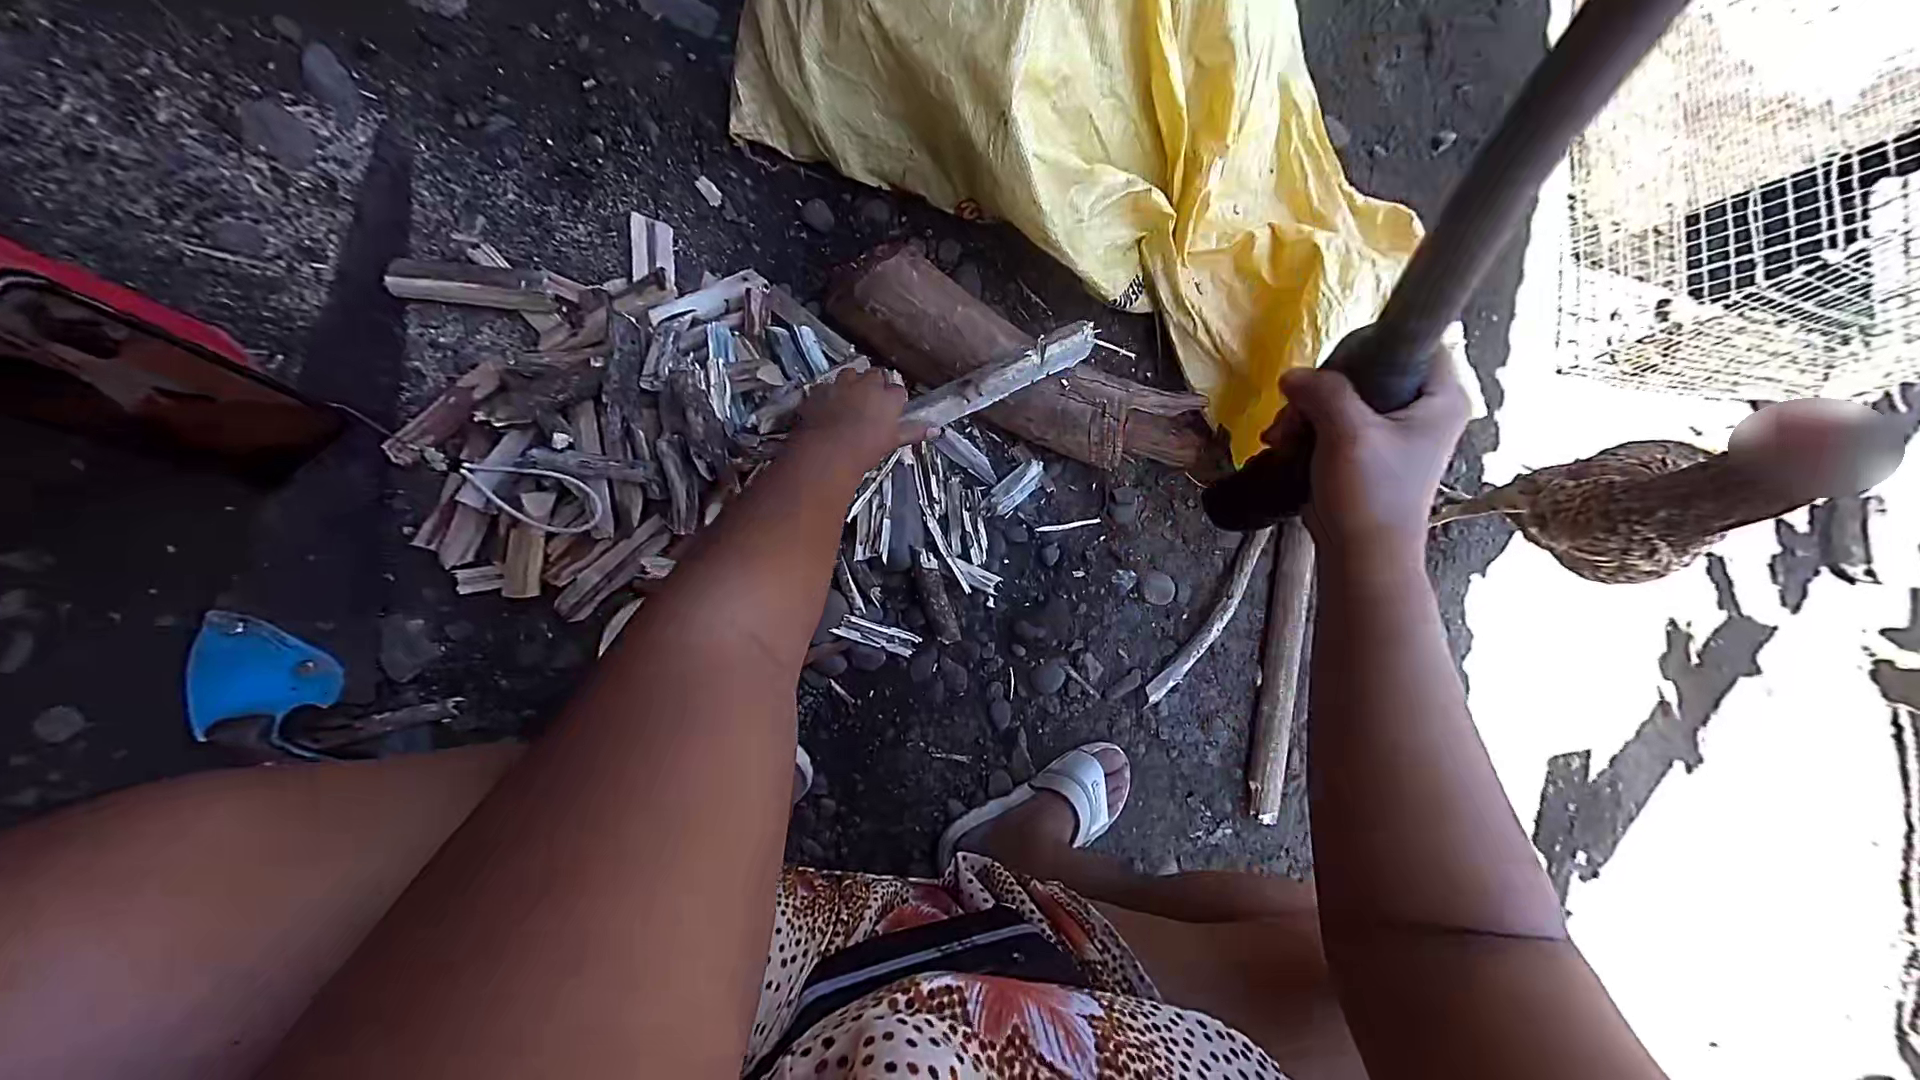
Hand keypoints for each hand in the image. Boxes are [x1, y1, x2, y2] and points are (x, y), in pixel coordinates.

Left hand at [793, 366, 927, 471]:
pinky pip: (828, 385)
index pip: (898, 391)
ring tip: (852, 398)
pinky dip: (830, 392)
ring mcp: (842, 384)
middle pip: (876, 375)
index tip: (892, 409)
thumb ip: (914, 431)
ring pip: (851, 373)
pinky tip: (829, 405)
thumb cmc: (863, 448)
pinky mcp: (821, 390)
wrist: (828, 451)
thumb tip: (934, 429)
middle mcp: (867, 384)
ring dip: (853, 382)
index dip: (894, 399)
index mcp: (888, 397)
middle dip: (876, 384)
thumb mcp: (893, 441)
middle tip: (873, 402)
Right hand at [1265, 353, 1468, 556]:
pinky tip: (1284, 446)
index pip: (1410, 342)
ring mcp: (1392, 433)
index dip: (1367, 349)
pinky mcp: (1365, 452)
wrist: (1361, 555)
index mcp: (1440, 398)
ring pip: (1341, 399)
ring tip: (1282, 438)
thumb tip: (1292, 375)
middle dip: (1320, 392)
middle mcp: (1421, 409)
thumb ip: (1323, 393)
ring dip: (1304, 414)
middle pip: (1365, 372)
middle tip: (1294, 415)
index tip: (1330, 375)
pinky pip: (1331, 424)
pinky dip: (1305, 432)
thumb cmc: (1369, 494)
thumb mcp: (1348, 434)